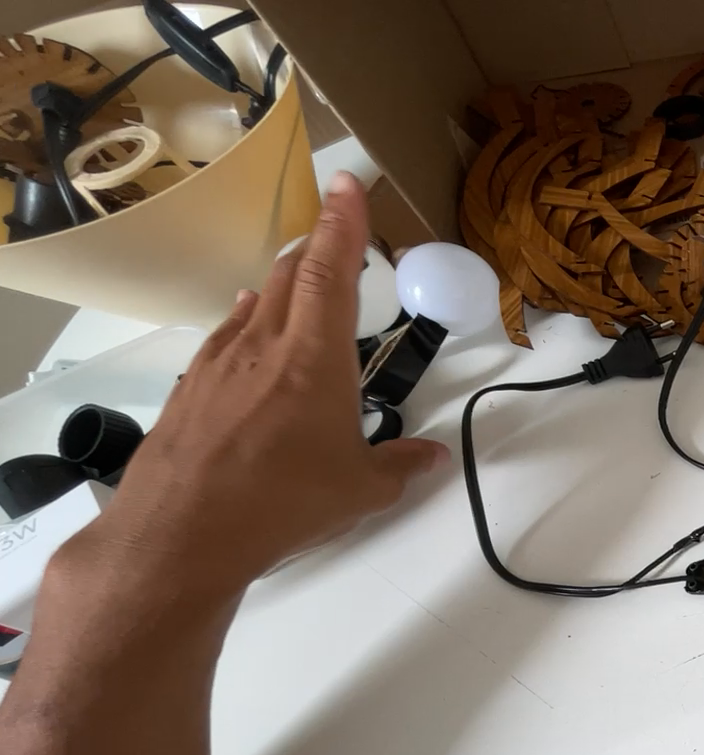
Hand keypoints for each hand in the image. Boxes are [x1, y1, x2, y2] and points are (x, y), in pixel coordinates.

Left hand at [70, 172, 445, 596]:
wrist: (183, 533)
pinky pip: (230, 334)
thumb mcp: (365, 488)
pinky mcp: (195, 389)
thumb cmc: (286, 501)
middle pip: (290, 277)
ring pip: (257, 302)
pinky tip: (257, 326)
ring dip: (286, 281)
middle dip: (318, 247)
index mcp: (314, 363)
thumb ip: (402, 463)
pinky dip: (253, 319)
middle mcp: (263, 349)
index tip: (347, 183)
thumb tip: (431, 455)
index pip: (330, 276)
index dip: (342, 227)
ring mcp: (220, 365)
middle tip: (340, 230)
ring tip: (307, 277)